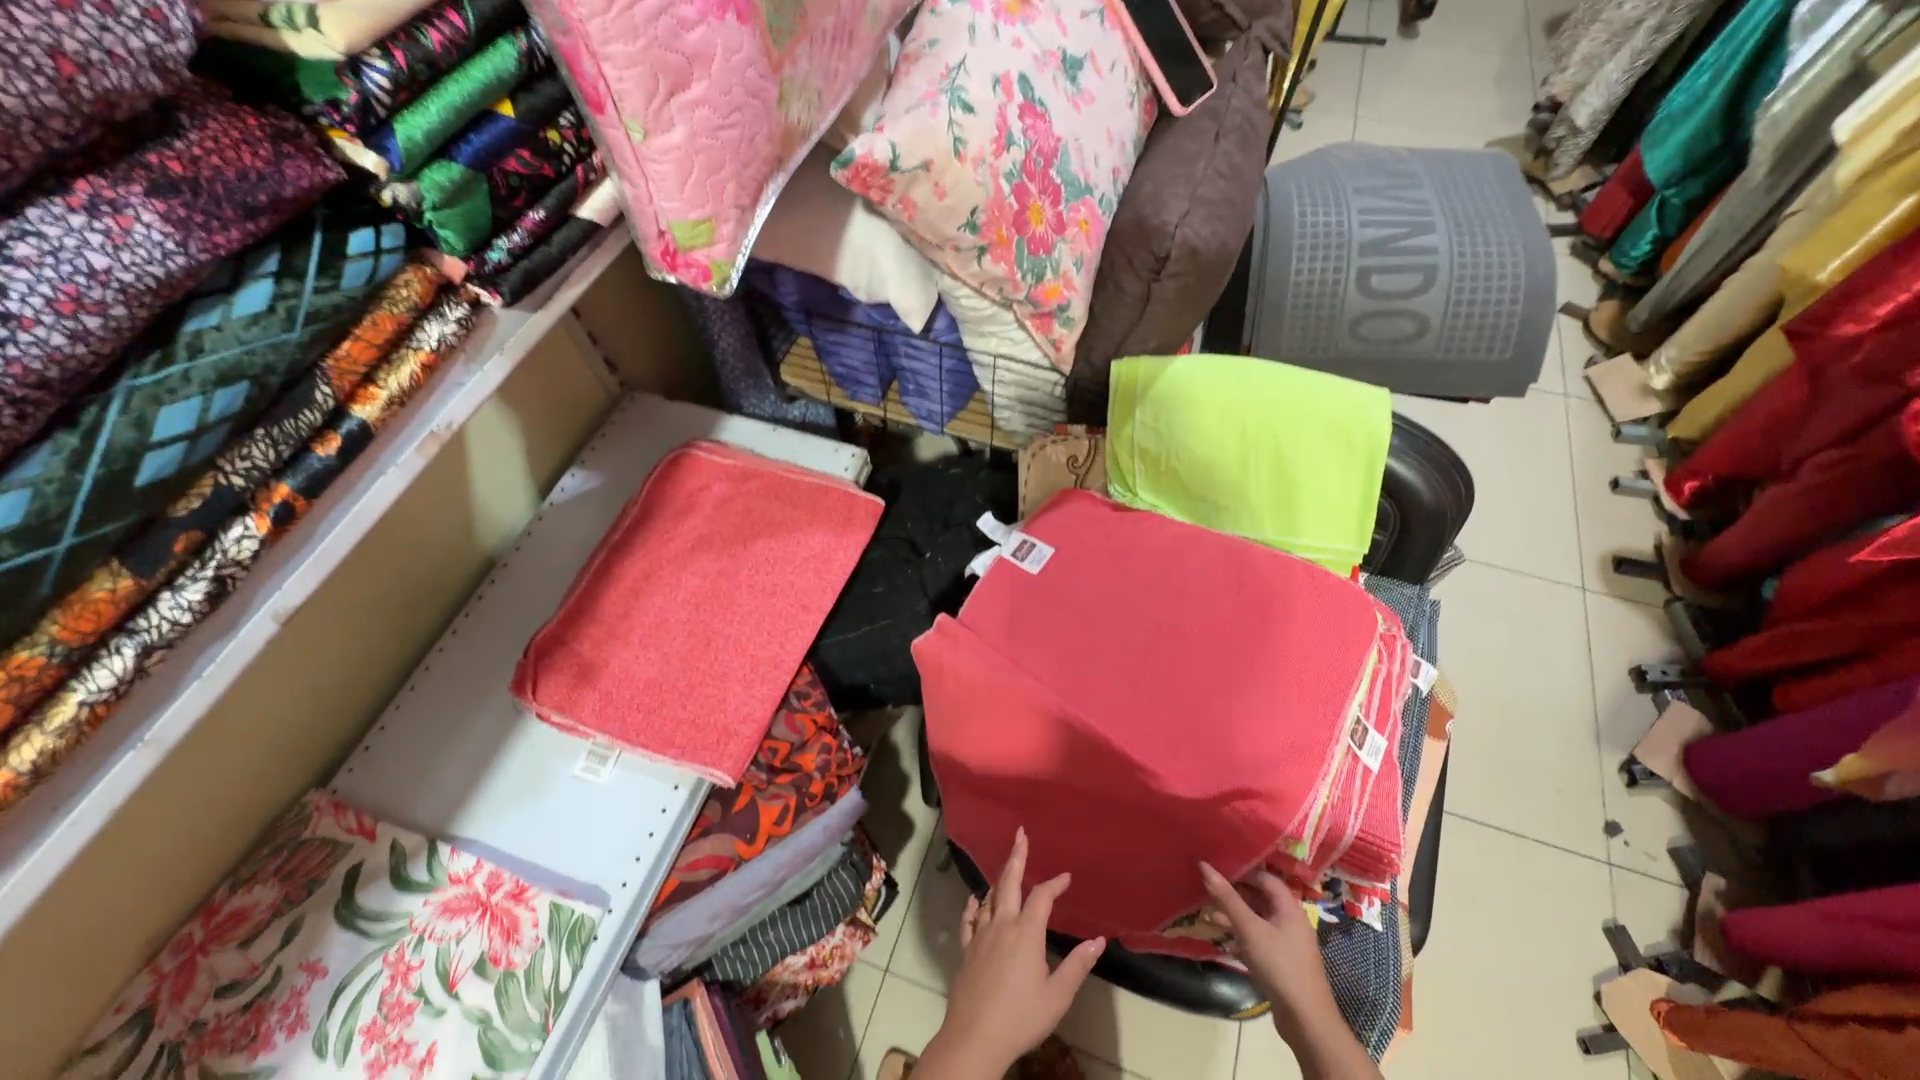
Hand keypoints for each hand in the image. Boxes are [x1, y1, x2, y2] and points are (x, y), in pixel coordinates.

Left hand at [916, 828, 1106, 1078]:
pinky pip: (969, 920)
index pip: (1042, 897)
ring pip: (988, 899)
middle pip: (1008, 883)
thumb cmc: (1021, 1017)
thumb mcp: (1057, 995)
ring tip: (1005, 868)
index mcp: (1026, 933)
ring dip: (998, 881)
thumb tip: (1098, 940)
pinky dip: (973, 906)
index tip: (1066, 878)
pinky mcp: (966, 952)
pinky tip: (975, 900)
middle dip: (1016, 858)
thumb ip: (1077, 965)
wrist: (974, 1038)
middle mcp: (1001, 926)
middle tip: (1020, 835)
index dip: (1054, 884)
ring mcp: (980, 937)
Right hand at [1198, 862, 1334, 1028]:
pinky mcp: (1281, 962)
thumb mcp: (1250, 929)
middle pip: (1261, 899)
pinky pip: (1258, 940)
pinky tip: (1224, 940)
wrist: (1305, 1017)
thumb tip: (1205, 866)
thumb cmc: (1279, 965)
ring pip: (1258, 921)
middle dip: (1235, 894)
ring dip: (1235, 916)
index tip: (1218, 867)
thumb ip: (1227, 899)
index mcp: (1289, 908)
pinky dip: (1242, 937)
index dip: (1243, 871)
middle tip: (1208, 888)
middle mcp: (1290, 922)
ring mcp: (1287, 943)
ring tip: (1209, 913)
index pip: (1266, 879)